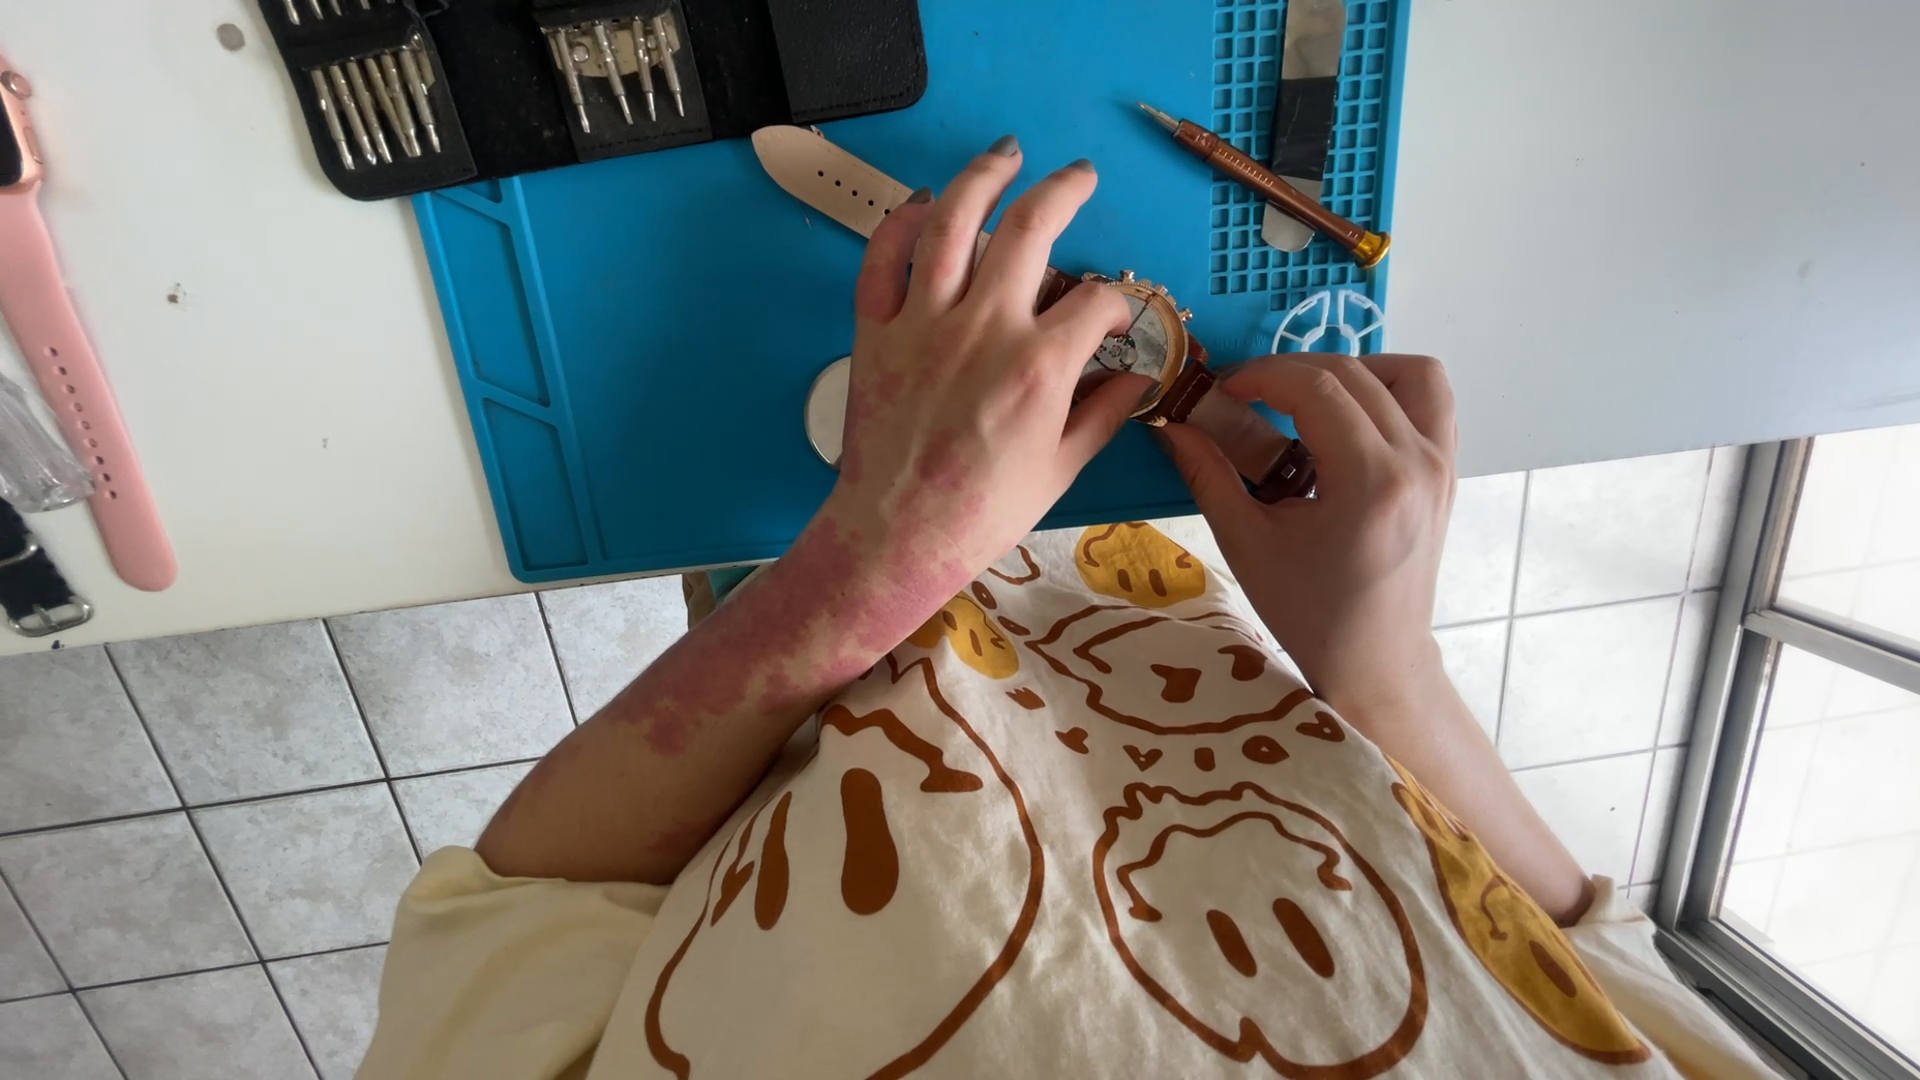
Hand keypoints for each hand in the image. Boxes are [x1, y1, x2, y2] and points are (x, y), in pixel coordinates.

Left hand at [820, 137, 1151, 598]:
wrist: (896, 535)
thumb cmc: (981, 514)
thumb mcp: (1059, 470)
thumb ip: (1103, 414)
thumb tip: (1137, 377)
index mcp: (1038, 365)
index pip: (1095, 301)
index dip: (1114, 304)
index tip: (1110, 318)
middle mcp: (984, 327)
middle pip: (1033, 228)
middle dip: (1066, 190)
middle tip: (1080, 175)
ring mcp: (923, 323)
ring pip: (954, 220)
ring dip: (985, 175)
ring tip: (1006, 154)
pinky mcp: (875, 332)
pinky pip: (882, 258)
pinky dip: (900, 222)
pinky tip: (923, 204)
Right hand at [1158, 354, 1456, 722]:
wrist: (1373, 657)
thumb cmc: (1306, 609)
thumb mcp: (1245, 543)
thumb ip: (1207, 474)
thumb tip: (1172, 426)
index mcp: (1370, 482)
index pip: (1318, 389)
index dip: (1262, 374)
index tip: (1221, 389)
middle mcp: (1418, 461)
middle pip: (1355, 374)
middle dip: (1290, 370)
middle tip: (1243, 394)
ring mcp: (1442, 464)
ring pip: (1410, 373)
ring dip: (1351, 370)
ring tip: (1303, 399)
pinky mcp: (1446, 471)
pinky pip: (1429, 401)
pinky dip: (1386, 389)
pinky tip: (1343, 420)